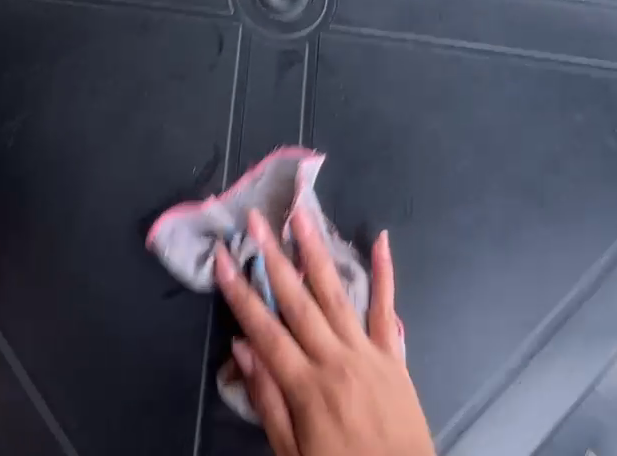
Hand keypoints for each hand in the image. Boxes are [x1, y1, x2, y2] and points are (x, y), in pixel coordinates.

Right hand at [214, 208, 433, 455]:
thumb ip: (267, 401)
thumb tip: (241, 347)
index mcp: (306, 387)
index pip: (264, 329)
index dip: (239, 292)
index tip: (222, 257)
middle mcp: (335, 360)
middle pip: (297, 301)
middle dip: (273, 257)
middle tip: (257, 220)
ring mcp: (367, 353)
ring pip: (336, 293)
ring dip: (317, 251)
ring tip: (302, 215)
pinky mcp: (394, 356)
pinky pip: (387, 309)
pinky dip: (385, 273)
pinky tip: (381, 240)